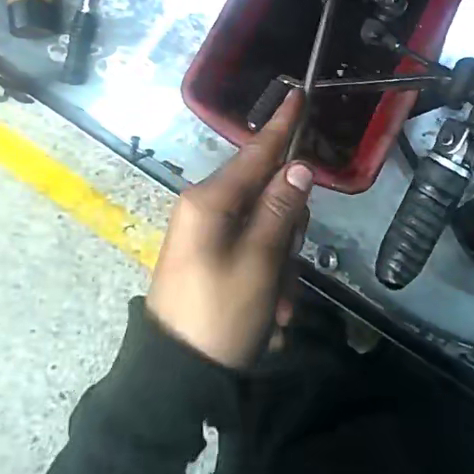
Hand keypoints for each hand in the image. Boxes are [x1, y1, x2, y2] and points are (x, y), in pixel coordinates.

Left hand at [146, 92, 314, 368]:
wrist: (175, 379)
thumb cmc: (219, 314)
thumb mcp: (259, 263)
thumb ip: (280, 211)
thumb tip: (298, 167)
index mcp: (210, 202)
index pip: (255, 153)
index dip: (281, 127)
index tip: (298, 94)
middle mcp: (205, 209)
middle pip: (267, 194)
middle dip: (288, 229)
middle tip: (288, 267)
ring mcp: (205, 234)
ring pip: (266, 226)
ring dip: (280, 262)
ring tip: (276, 304)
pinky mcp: (209, 256)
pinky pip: (252, 250)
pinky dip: (268, 276)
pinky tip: (270, 311)